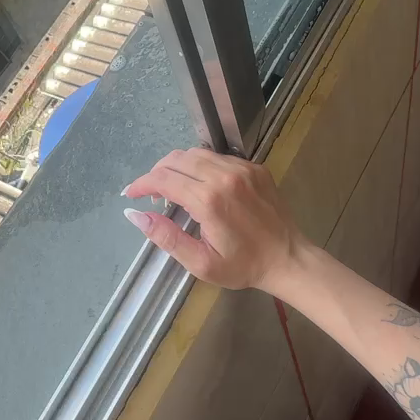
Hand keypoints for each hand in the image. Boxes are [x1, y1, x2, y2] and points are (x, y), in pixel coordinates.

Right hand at [121, 148, 312, 294]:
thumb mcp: (200, 262)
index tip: (131, 194)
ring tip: (172, 187)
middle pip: (176, 159)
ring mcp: (242, 168)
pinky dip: (201, 166)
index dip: (141, 184)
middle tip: (151, 193)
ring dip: (177, 166)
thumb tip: (135, 215)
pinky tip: (201, 184)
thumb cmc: (244, 266)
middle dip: (156, 173)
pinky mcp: (254, 167)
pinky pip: (218, 157)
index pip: (163, 179)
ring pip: (195, 153)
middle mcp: (224, 176)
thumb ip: (166, 236)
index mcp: (209, 200)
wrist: (289, 258)